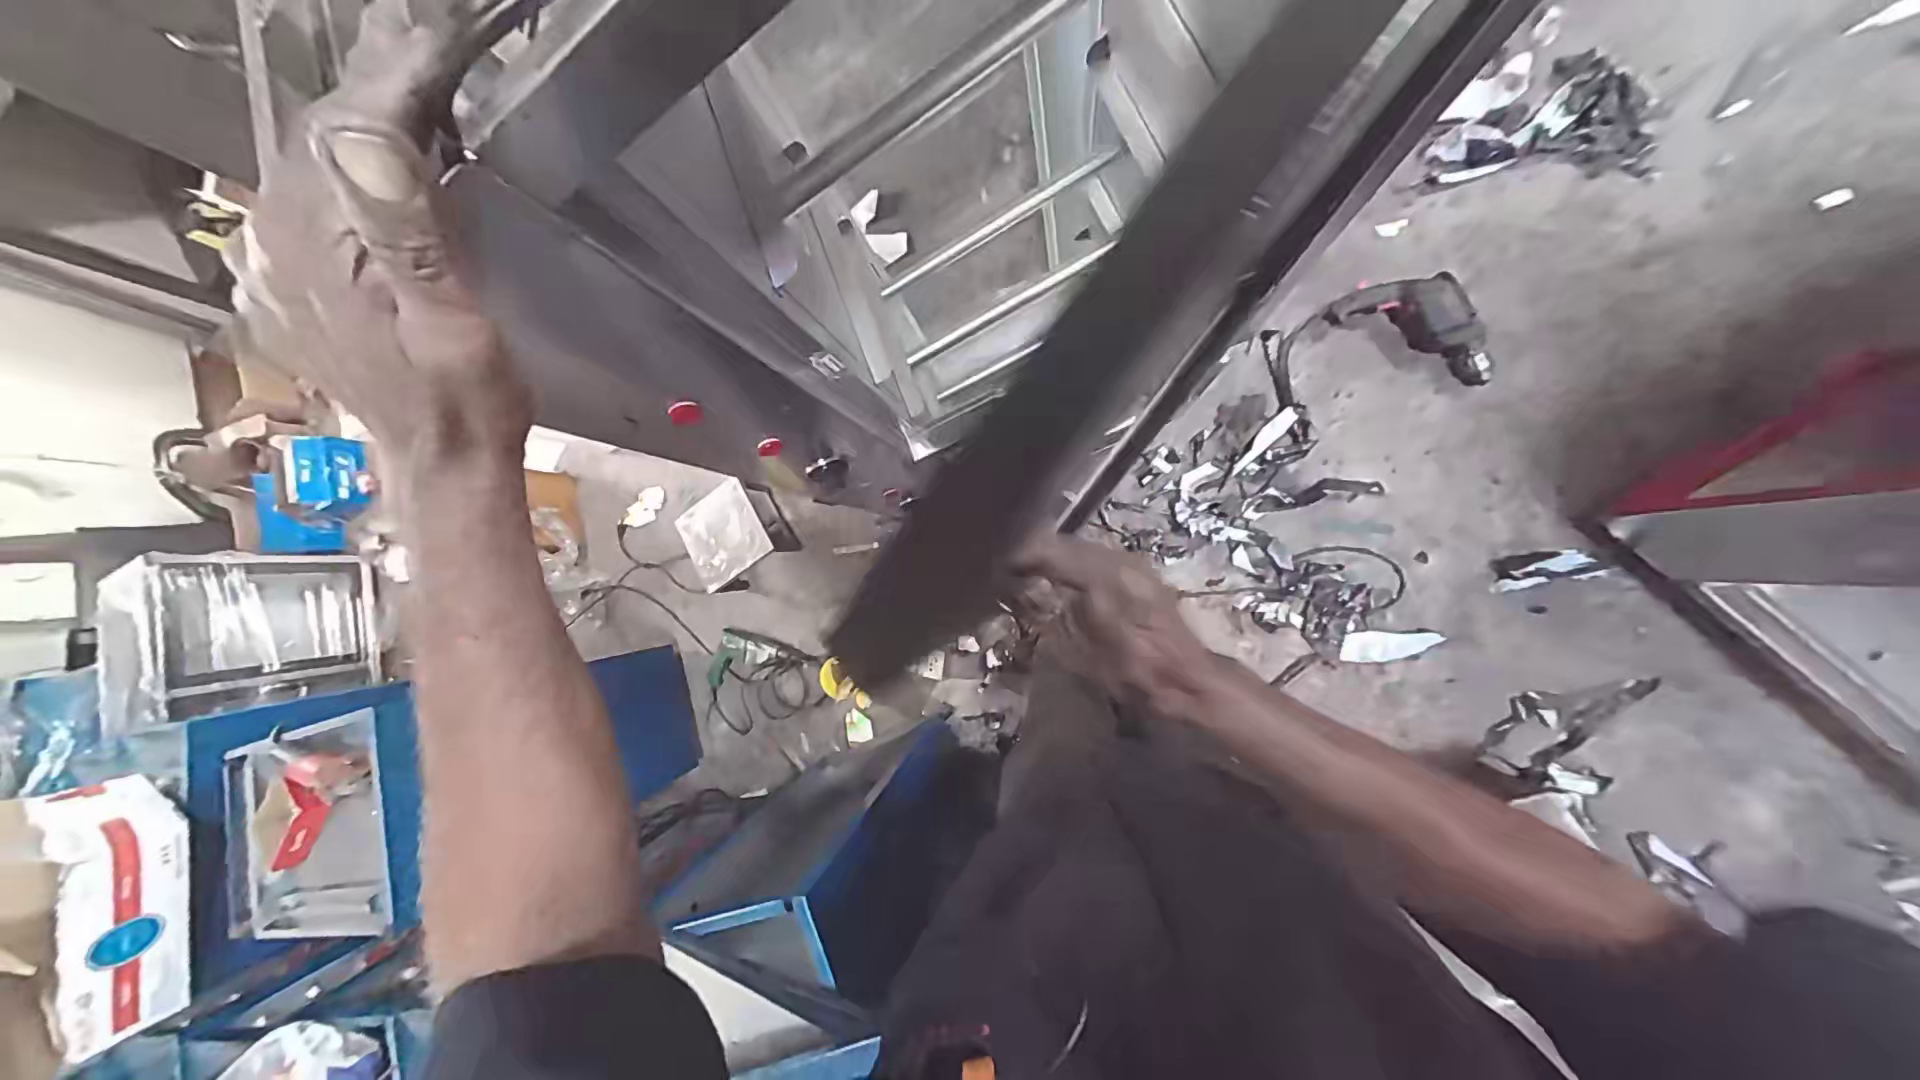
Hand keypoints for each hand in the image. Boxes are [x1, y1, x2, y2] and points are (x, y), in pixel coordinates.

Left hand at [227, 0, 528, 479]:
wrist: (445, 461)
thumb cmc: (469, 403)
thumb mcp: (455, 328)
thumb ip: (409, 240)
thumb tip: (368, 139)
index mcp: (322, 245)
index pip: (351, 134)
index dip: (395, 84)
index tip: (435, 43)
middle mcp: (280, 242)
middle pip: (323, 143)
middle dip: (376, 95)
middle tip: (426, 56)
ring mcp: (280, 266)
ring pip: (313, 172)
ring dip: (362, 135)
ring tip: (410, 105)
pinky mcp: (296, 286)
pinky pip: (312, 211)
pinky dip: (347, 183)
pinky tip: (375, 180)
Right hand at [1011, 535, 1216, 713]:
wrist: (1189, 681)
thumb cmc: (1135, 676)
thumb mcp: (1081, 654)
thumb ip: (1051, 619)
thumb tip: (1025, 594)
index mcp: (1102, 579)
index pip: (1050, 550)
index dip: (1022, 555)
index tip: (1000, 564)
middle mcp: (1119, 562)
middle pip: (1067, 542)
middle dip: (1037, 550)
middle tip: (1012, 565)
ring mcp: (1134, 563)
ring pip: (1084, 545)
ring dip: (1058, 555)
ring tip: (1033, 569)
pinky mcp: (1142, 571)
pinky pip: (1100, 555)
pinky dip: (1078, 561)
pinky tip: (1067, 577)